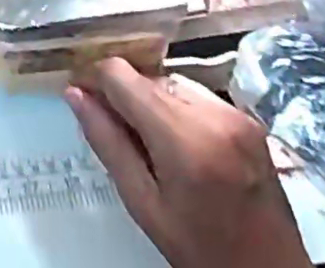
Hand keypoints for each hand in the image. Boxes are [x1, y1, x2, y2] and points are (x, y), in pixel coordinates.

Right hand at [67, 59, 310, 267]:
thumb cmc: (200, 249)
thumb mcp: (144, 204)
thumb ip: (108, 143)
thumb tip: (75, 94)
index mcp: (183, 137)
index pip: (122, 75)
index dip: (97, 80)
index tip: (85, 96)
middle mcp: (213, 112)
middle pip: (148, 77)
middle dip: (126, 96)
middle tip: (116, 130)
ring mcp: (235, 112)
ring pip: (172, 82)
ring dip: (153, 101)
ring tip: (151, 144)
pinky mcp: (249, 117)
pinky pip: (199, 95)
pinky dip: (181, 109)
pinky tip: (181, 145)